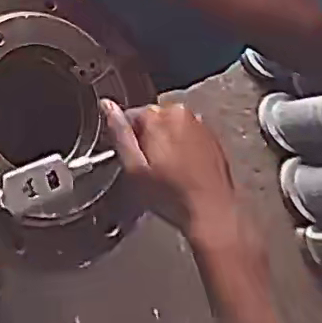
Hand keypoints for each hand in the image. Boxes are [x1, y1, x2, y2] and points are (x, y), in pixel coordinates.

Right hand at [101, 99, 243, 240]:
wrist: (214, 217)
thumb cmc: (174, 198)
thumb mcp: (135, 168)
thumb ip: (119, 133)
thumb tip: (107, 106)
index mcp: (159, 115)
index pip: (131, 115)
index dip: (130, 140)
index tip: (137, 160)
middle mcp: (181, 113)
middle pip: (152, 120)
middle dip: (149, 140)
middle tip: (153, 171)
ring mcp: (200, 124)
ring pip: (171, 128)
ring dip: (168, 145)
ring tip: (171, 174)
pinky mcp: (213, 138)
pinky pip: (189, 137)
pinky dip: (185, 151)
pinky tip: (185, 174)